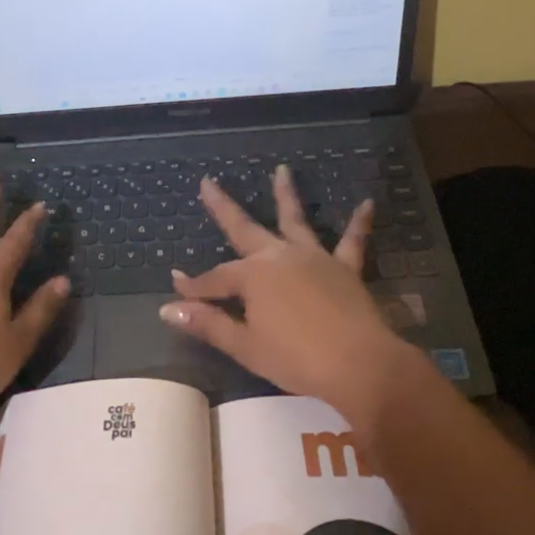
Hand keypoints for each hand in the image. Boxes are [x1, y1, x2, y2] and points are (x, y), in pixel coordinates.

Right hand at [159, 166, 425, 416]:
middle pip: (245, 229)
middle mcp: (280, 257)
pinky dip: (358, 222)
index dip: (195, 285)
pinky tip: (366, 204)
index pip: (215, 278)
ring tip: (283, 170)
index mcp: (253, 276)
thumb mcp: (245, 346)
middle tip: (208, 182)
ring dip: (286, 195)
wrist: (358, 364)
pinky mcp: (345, 269)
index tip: (176, 284)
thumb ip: (208, 324)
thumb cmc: (296, 359)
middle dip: (223, 208)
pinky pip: (352, 242)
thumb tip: (167, 309)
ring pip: (295, 221)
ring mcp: (314, 259)